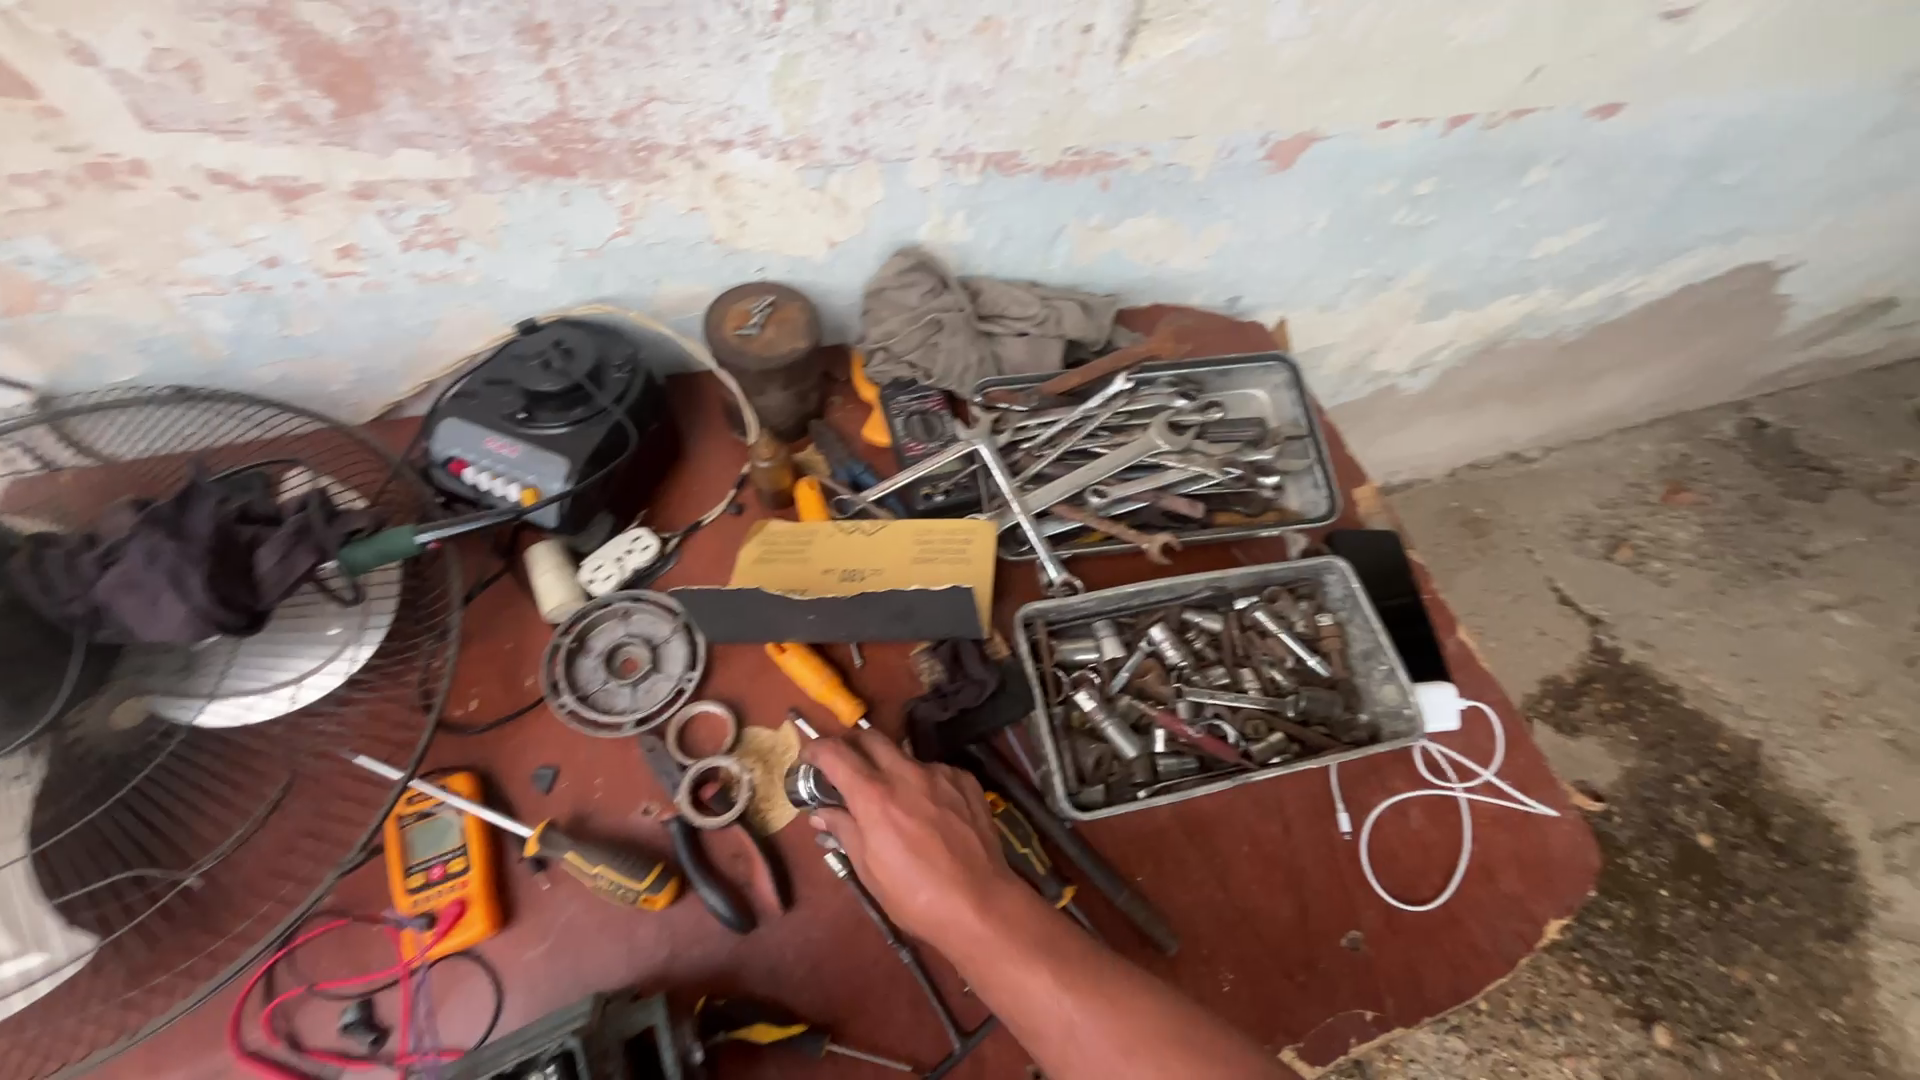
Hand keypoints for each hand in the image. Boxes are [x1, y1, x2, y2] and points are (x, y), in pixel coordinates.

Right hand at [802, 730, 1024, 947]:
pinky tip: (929, 811)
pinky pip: (935, 771)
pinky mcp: (965, 780)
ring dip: (890, 768)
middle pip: (870, 737)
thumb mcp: (868, 870)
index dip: (816, 748)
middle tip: (844, 766)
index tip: (808, 755)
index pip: (836, 753)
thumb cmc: (915, 896)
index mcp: (875, 796)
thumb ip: (844, 831)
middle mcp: (907, 773)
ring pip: (905, 756)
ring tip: (893, 799)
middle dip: (851, 745)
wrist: (979, 903)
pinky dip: (922, 783)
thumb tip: (822, 812)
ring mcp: (940, 774)